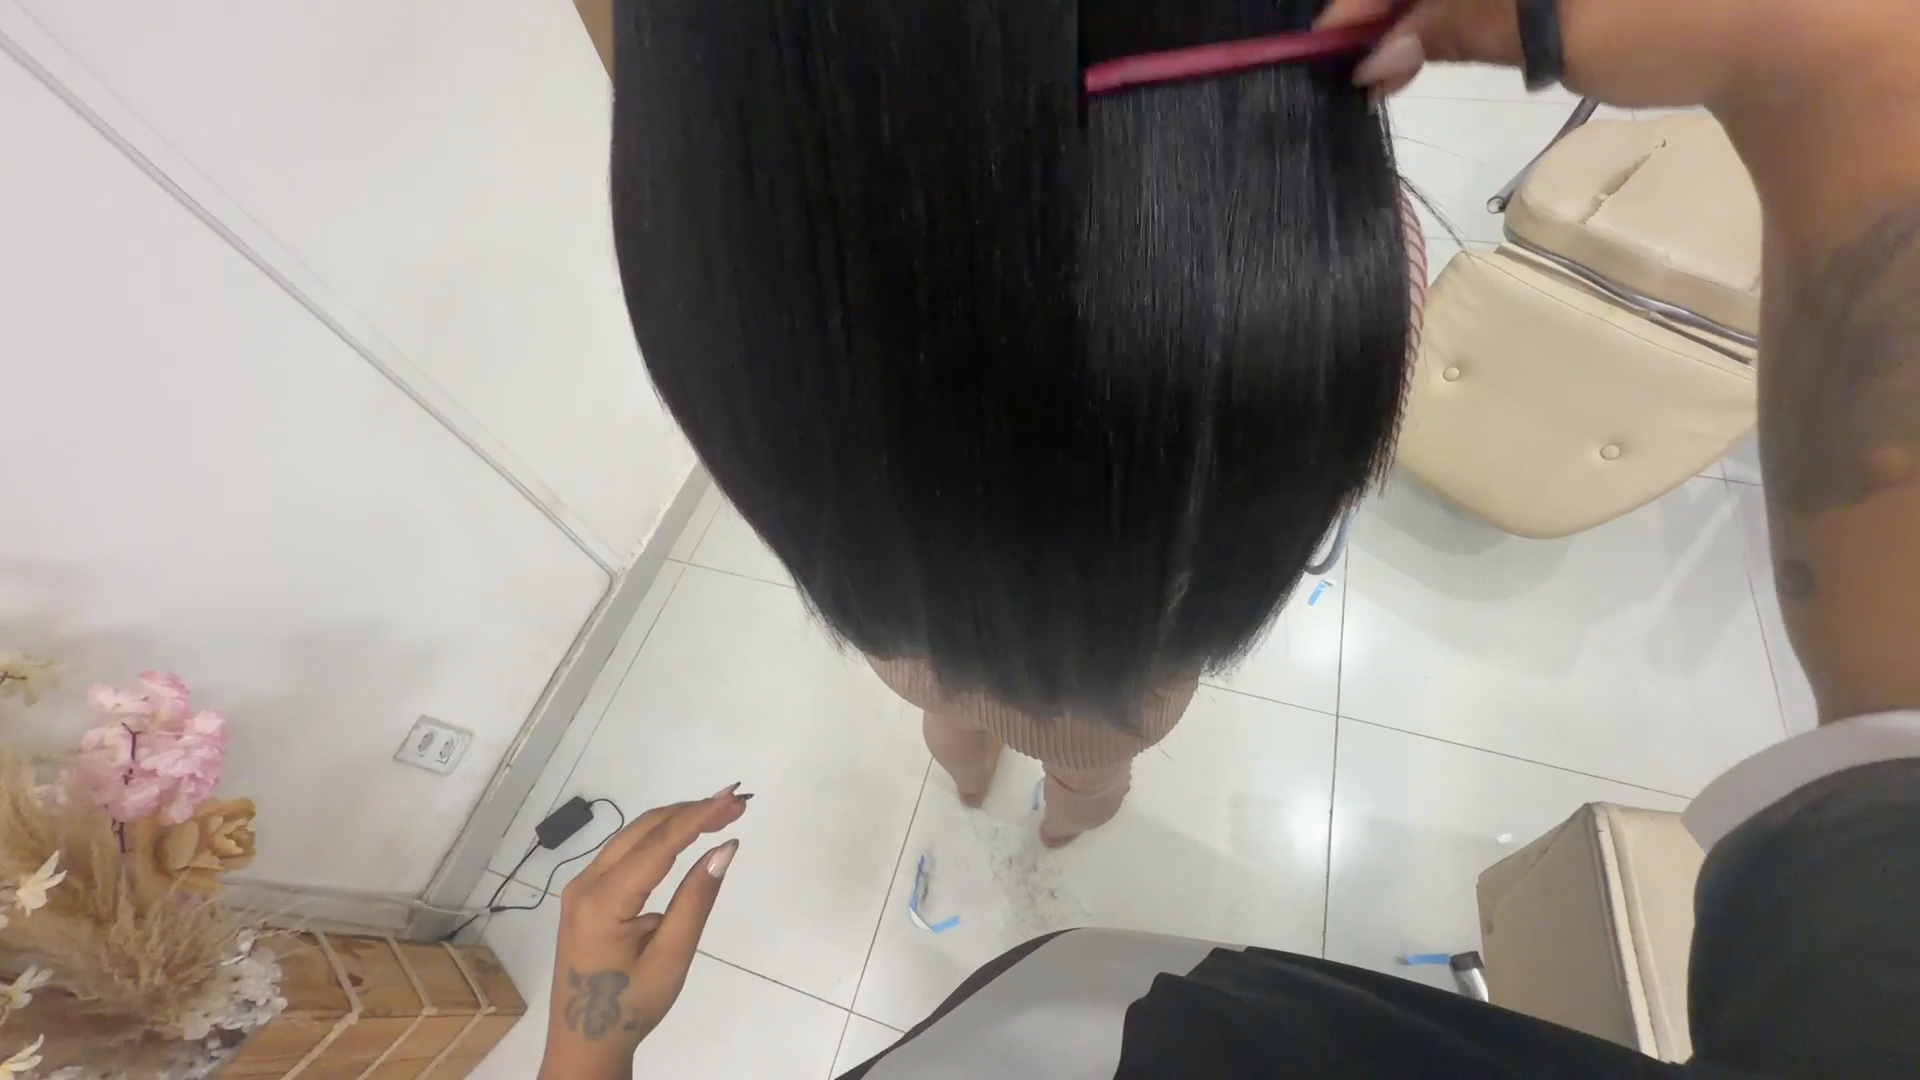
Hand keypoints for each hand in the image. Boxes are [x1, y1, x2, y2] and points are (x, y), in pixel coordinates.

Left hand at [537, 786, 749, 1079]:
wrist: (583, 1044)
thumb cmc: (630, 1006)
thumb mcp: (672, 957)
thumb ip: (697, 898)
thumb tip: (726, 846)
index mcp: (603, 901)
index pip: (659, 843)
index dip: (699, 816)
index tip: (736, 799)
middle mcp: (586, 883)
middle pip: (645, 829)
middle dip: (692, 810)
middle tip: (737, 804)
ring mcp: (582, 885)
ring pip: (635, 833)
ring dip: (679, 818)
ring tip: (720, 811)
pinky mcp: (587, 891)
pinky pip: (628, 847)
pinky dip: (663, 833)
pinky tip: (688, 831)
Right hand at [1317, 0, 1756, 108]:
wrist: (1806, 25)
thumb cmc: (1681, 14)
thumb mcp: (1551, 26)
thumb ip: (1456, 30)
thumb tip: (1376, 58)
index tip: (1334, 40)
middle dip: (1398, 4)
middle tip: (1365, 60)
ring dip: (1428, 8)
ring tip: (1396, 60)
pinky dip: (1470, 6)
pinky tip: (1445, 35)